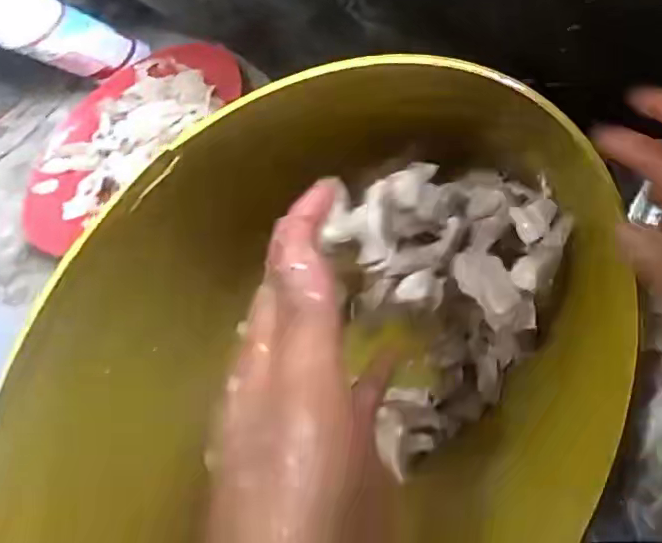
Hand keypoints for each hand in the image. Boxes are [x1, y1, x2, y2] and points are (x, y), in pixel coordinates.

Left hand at [207, 180, 394, 542]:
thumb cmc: (297, 476)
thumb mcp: (300, 388)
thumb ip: (303, 314)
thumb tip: (300, 235)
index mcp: (265, 352)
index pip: (280, 267)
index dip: (301, 222)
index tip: (333, 185)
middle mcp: (280, 373)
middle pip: (298, 293)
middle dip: (321, 248)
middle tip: (362, 215)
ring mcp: (306, 409)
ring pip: (325, 331)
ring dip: (345, 294)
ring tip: (380, 264)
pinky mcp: (336, 444)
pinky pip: (353, 384)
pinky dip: (371, 357)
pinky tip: (395, 351)